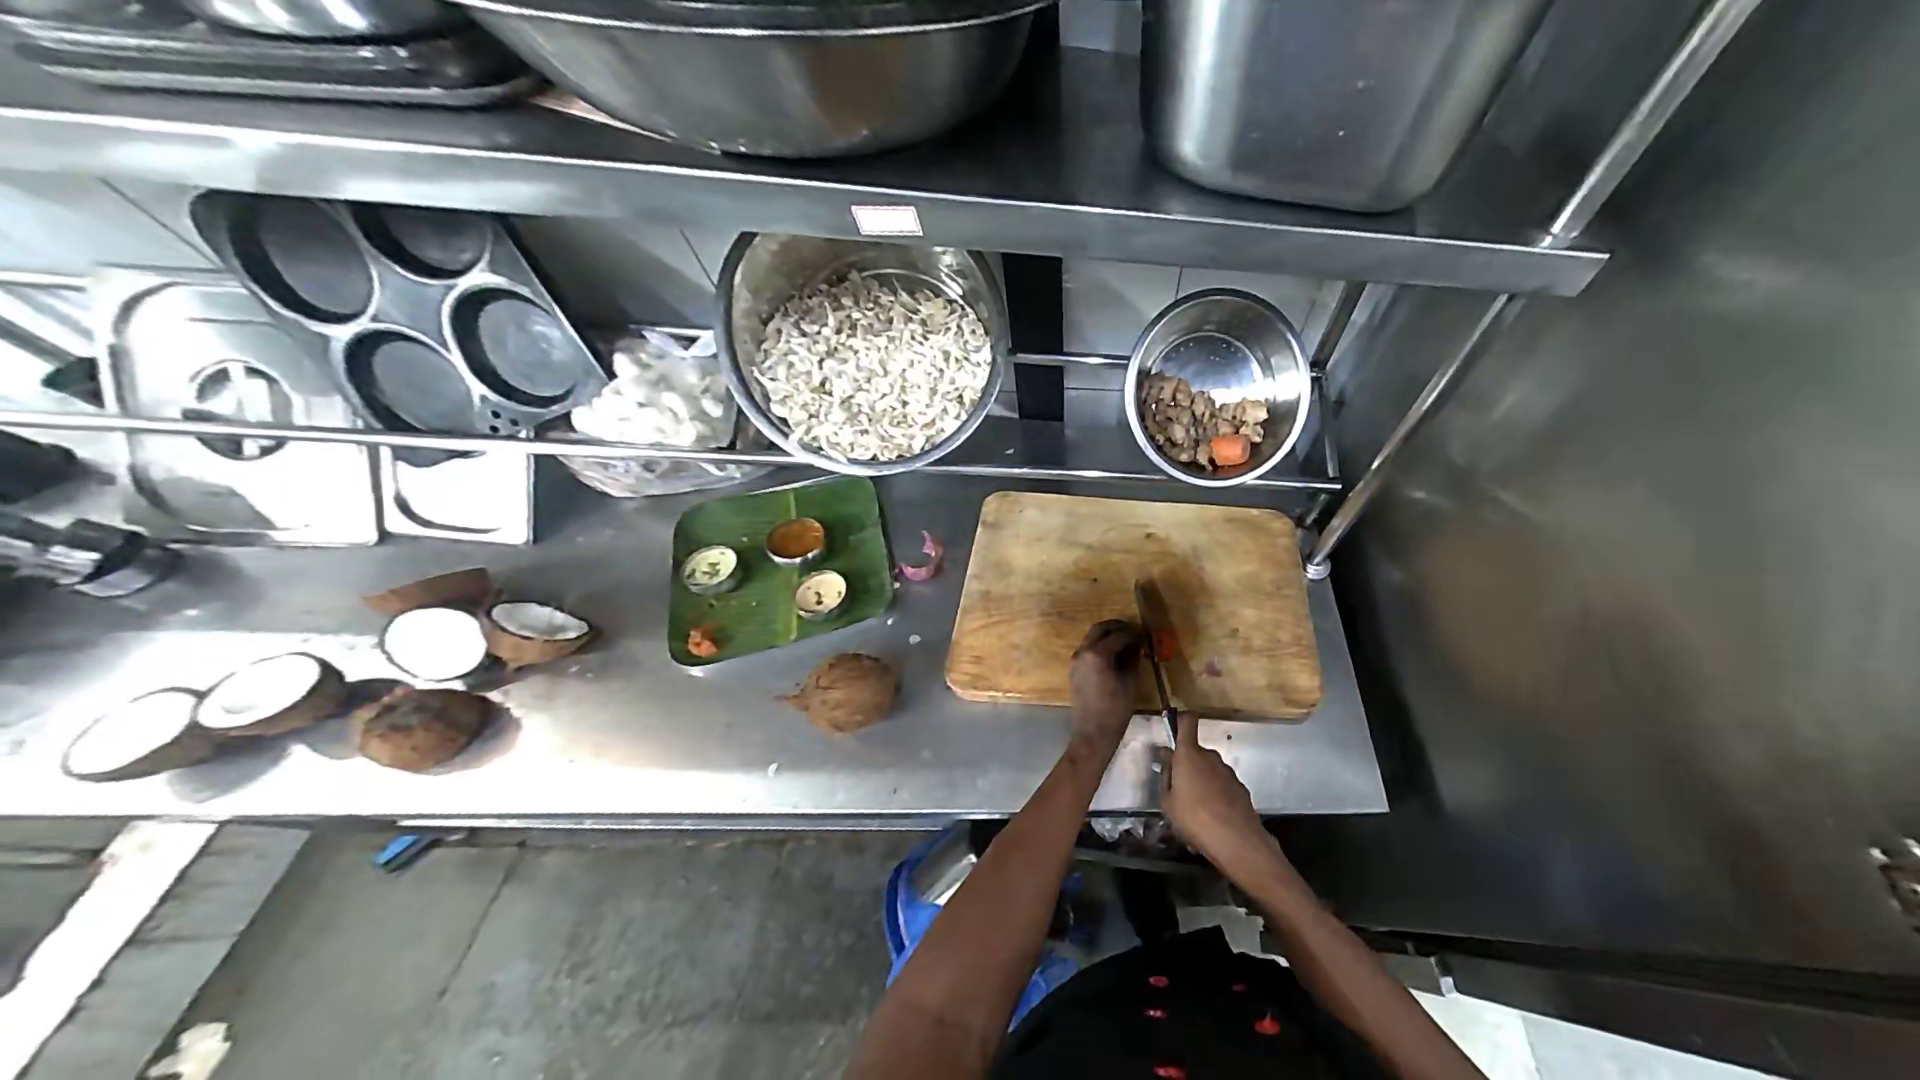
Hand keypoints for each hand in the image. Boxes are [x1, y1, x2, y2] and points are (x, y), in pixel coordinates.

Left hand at [1068, 619, 1139, 747]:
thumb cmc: (1115, 709)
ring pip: (1091, 637)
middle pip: (1100, 629)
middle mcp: (1083, 651)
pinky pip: (1087, 648)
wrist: (1092, 731)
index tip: (1144, 635)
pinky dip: (1100, 645)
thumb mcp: (1130, 682)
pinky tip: (1114, 653)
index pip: (1118, 635)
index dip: (1133, 634)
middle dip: (1117, 627)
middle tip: (1133, 630)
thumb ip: (1132, 659)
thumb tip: (1137, 645)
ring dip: (1107, 635)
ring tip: (1125, 641)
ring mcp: (1076, 659)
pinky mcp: (1074, 668)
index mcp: (1098, 654)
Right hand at [1160, 712, 1283, 880]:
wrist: (1238, 842)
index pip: (1188, 722)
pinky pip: (1221, 786)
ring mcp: (1228, 773)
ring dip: (1201, 782)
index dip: (1181, 719)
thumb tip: (1167, 755)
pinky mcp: (1240, 789)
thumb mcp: (1167, 801)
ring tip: (1194, 810)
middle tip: (1177, 788)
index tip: (1174, 725)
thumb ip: (1165, 774)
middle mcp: (1210, 757)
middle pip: (1195, 752)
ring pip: (1209, 770)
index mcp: (1189, 754)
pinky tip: (1211, 818)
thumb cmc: (1194, 818)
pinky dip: (1215, 795)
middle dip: (1186, 765)